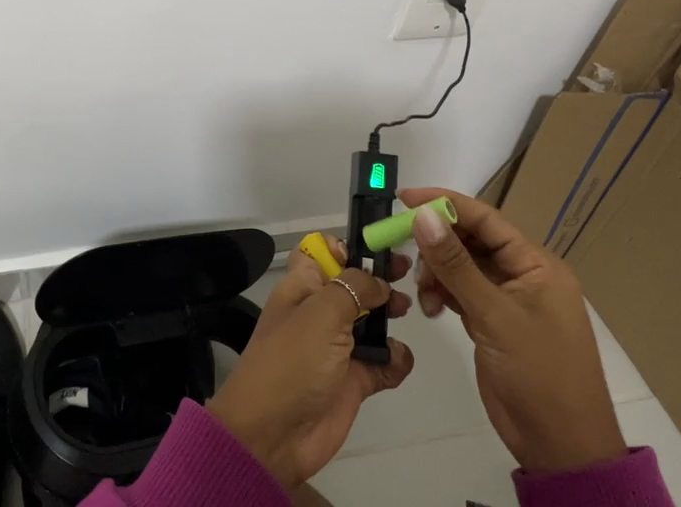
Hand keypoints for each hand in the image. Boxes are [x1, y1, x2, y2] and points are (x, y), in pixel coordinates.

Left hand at [206, 241, 416, 488]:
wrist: (273, 435)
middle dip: (379, 277)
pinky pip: (383, 363)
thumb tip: (378, 283)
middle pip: (353, 284)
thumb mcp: (320, 312)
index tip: (376, 246)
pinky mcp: (353, 381)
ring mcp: (337, 348)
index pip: (320, 253)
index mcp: (302, 288)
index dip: (344, 246)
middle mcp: (319, 313)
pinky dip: (396, 361)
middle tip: (407, 273)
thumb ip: (353, 287)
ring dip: (390, 316)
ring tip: (405, 311)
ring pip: (371, 322)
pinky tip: (398, 360)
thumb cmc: (291, 362)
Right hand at [402, 187, 627, 472]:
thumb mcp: (494, 315)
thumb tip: (423, 216)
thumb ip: (455, 264)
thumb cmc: (538, 373)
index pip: (486, 219)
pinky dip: (443, 295)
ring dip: (438, 272)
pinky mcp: (493, 323)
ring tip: (424, 292)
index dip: (445, 204)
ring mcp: (508, 300)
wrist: (561, 446)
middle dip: (437, 242)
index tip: (404, 199)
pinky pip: (461, 293)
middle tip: (402, 246)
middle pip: (472, 241)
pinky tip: (430, 308)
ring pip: (463, 267)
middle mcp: (523, 275)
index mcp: (536, 264)